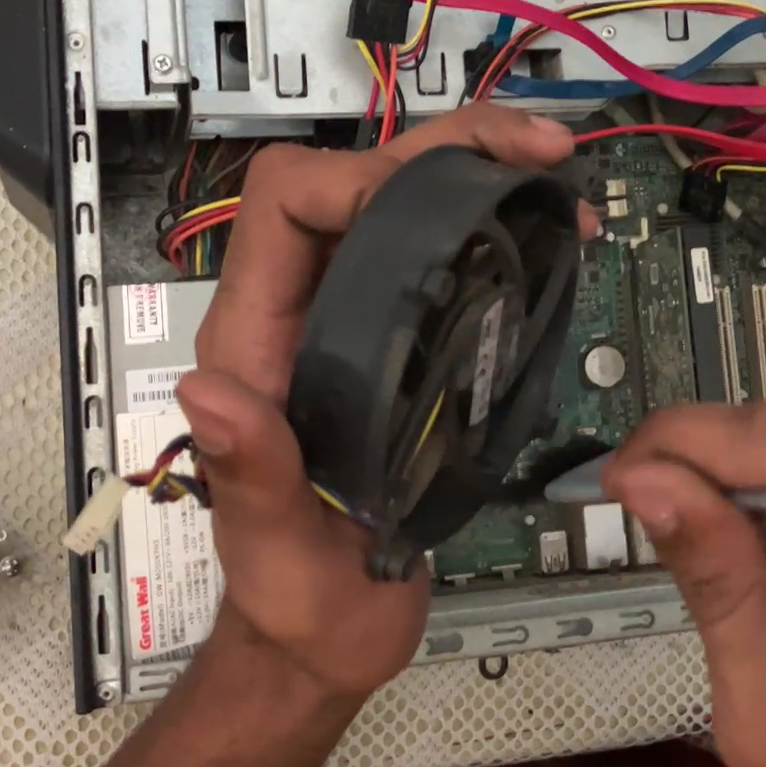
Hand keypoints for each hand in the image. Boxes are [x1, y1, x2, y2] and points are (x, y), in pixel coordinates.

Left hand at [180, 104, 594, 700]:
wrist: (331, 621)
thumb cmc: (296, 592)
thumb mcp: (273, 548)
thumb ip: (248, 475)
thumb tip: (210, 390)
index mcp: (262, 337)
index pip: (286, 202)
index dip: (359, 176)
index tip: (445, 200)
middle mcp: (310, 306)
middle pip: (361, 177)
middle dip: (448, 145)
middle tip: (538, 147)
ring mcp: (363, 314)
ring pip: (411, 202)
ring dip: (483, 171)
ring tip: (555, 176)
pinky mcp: (410, 332)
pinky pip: (448, 250)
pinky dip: (501, 226)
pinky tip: (550, 236)